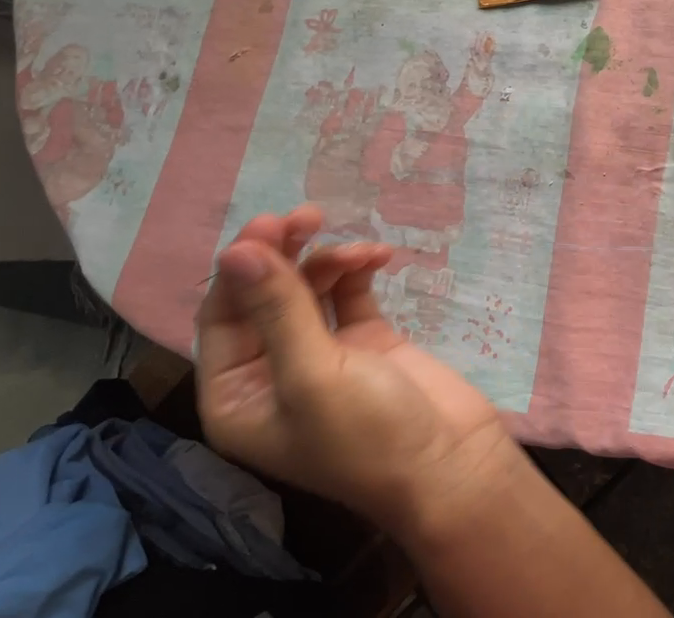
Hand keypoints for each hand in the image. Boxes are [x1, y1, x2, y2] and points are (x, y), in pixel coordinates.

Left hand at [195, 206, 517, 536]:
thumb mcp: (314, 373)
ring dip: (329, 263)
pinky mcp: (371, 343)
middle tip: (308, 215)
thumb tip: (240, 249)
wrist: (449, 458)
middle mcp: (273, 371)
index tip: (272, 224)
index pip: (224, 317)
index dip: (244, 269)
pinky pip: (352, 298)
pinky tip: (379, 258)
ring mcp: (325, 355)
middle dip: (285, 256)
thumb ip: (278, 309)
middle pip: (266, 299)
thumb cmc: (367, 431)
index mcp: (237, 394)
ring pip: (311, 293)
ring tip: (360, 249)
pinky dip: (359, 274)